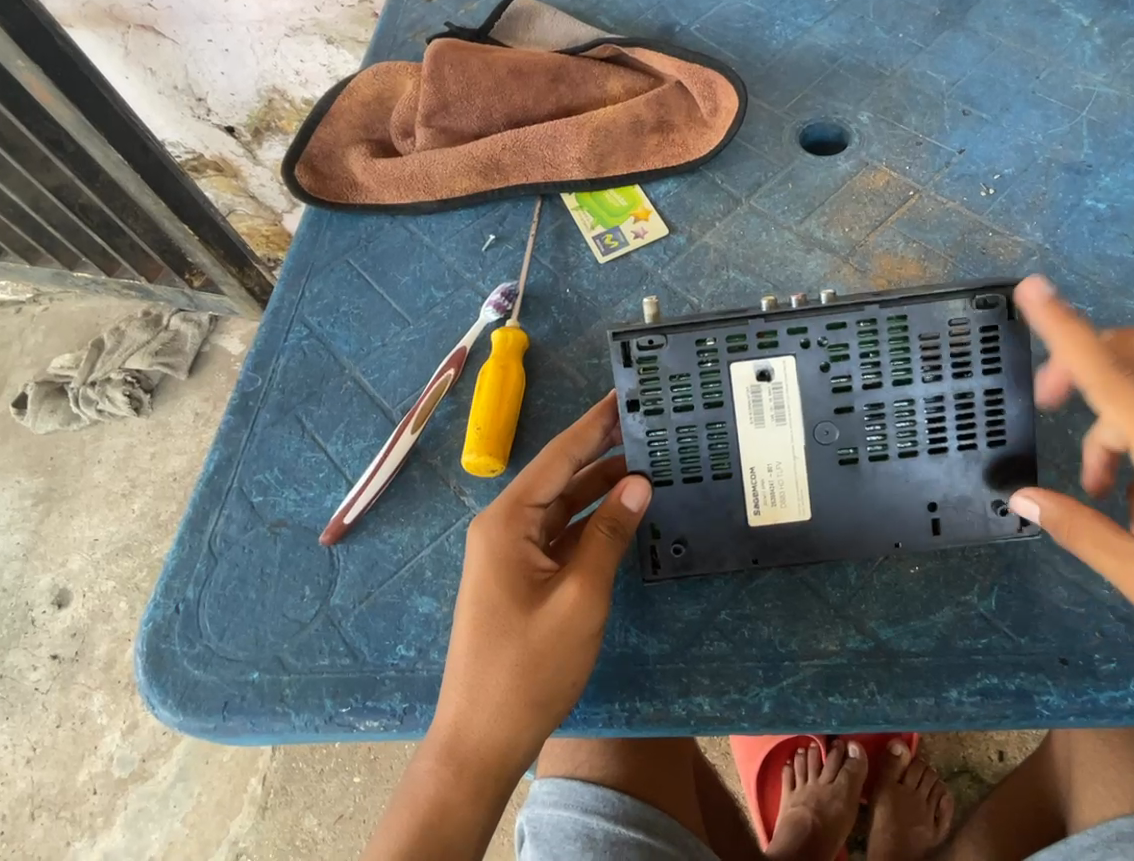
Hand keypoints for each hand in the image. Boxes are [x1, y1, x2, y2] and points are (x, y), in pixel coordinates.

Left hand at [431, 392, 650, 772]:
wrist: (483, 738)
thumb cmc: (529, 667)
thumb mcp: (580, 596)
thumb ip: (609, 534)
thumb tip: (639, 483)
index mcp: (507, 521)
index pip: (558, 457)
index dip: (594, 425)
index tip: (623, 394)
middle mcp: (505, 527)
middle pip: (560, 477)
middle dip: (603, 452)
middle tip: (649, 425)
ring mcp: (512, 553)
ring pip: (563, 506)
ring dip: (602, 488)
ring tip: (650, 461)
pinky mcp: (523, 577)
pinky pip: (562, 535)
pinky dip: (593, 522)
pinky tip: (626, 510)